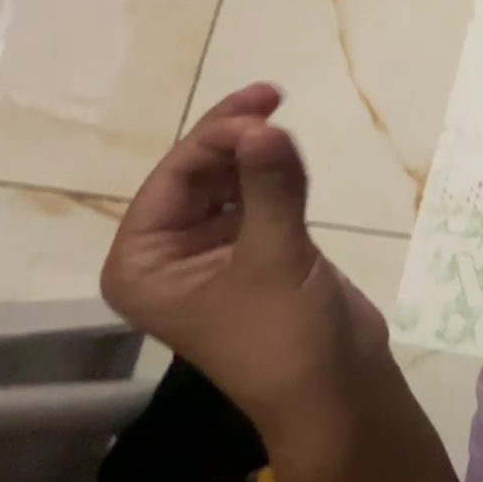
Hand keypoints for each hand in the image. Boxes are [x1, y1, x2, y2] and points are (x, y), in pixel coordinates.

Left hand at [101, 84, 389, 435]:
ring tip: (283, 116)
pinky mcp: (264, 255)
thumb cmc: (285, 335)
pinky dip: (278, 177)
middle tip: (273, 93)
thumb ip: (270, 189)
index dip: (216, 140)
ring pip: (231, 186)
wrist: (337, 388)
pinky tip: (292, 155)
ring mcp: (219, 254)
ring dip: (256, 153)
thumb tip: (265, 125)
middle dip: (233, 137)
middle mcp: (171, 254)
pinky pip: (262, 202)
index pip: (172, 181)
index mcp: (144, 262)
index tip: (264, 110)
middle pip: (198, 177)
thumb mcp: (274, 258)